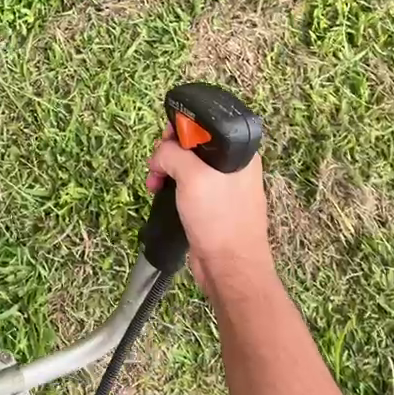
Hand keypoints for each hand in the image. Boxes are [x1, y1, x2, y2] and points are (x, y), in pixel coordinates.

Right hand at [145, 122, 273, 302]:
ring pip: (185, 164)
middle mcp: (232, 165)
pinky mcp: (210, 203)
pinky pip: (186, 183)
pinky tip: (158, 191)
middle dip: (168, 151)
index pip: (204, 125)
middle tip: (158, 164)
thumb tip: (160, 156)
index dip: (181, 128)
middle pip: (191, 144)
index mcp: (239, 152)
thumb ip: (172, 153)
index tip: (165, 139)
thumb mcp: (192, 175)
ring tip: (154, 182)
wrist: (229, 268)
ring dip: (164, 168)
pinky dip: (170, 184)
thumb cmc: (217, 217)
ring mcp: (221, 185)